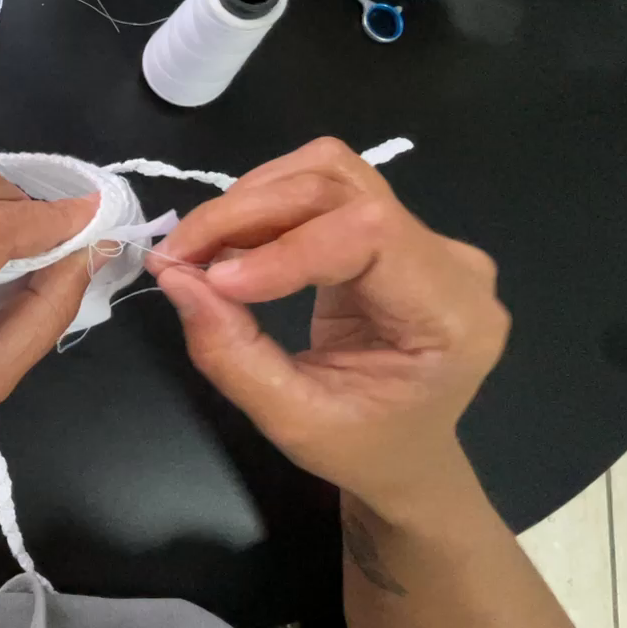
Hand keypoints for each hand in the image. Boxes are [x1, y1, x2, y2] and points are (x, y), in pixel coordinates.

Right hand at [147, 138, 508, 522]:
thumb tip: (175, 276)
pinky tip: (228, 245)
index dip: (281, 247)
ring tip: (199, 248)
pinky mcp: (384, 230)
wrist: (404, 456)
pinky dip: (258, 205)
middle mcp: (447, 258)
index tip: (209, 280)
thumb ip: (230, 351)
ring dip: (248, 201)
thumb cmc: (360, 448)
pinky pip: (316, 189)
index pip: (370, 233)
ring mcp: (420, 237)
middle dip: (243, 211)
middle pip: (337, 185)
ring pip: (323, 171)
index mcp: (451, 315)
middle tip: (176, 254)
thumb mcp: (289, 419)